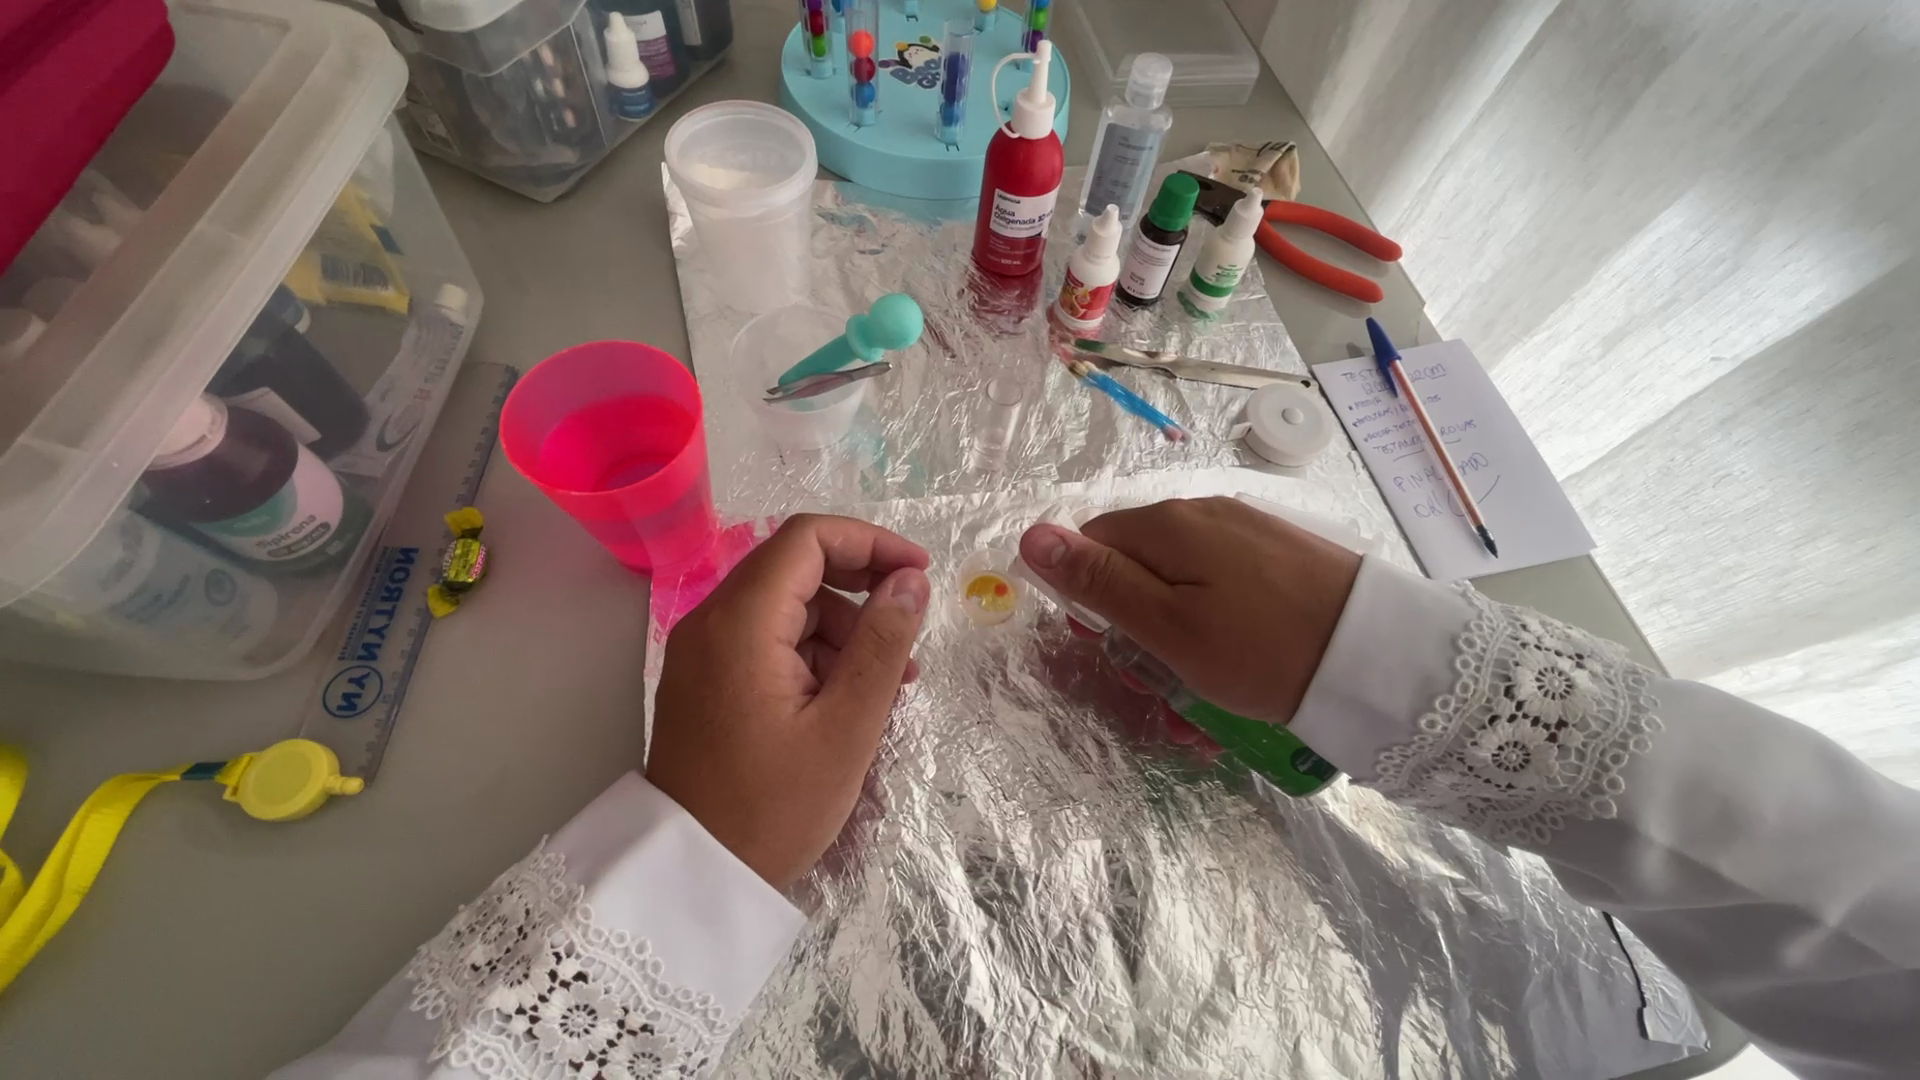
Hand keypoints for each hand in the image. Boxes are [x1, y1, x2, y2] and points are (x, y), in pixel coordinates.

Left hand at [647, 515, 930, 889]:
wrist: (693, 879)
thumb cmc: (773, 808)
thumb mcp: (846, 727)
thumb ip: (883, 643)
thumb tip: (911, 579)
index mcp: (740, 622)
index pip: (808, 538)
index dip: (871, 542)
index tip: (919, 573)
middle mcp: (712, 621)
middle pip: (795, 566)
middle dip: (862, 585)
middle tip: (911, 623)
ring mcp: (705, 650)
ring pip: (787, 606)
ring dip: (844, 626)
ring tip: (891, 680)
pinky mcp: (709, 679)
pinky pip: (770, 641)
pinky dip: (815, 653)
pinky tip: (849, 696)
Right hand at [1017, 498, 1360, 724]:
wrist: (1388, 657)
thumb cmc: (1263, 649)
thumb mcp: (1168, 627)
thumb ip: (1098, 582)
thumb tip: (1031, 537)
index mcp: (1169, 525)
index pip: (1093, 543)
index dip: (1088, 597)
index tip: (1107, 649)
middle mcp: (1205, 514)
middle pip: (1139, 564)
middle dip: (1134, 624)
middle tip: (1154, 684)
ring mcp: (1249, 532)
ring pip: (1184, 584)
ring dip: (1176, 639)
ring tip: (1198, 699)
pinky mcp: (1283, 557)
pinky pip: (1227, 590)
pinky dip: (1218, 631)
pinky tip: (1238, 673)